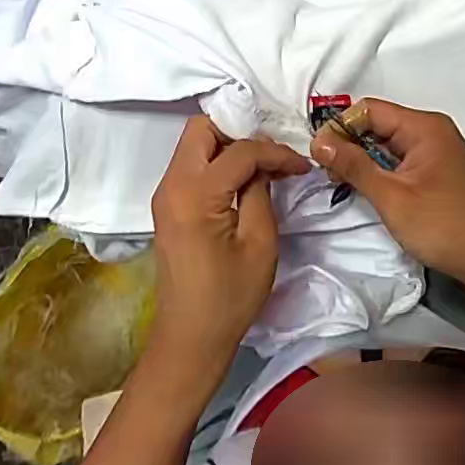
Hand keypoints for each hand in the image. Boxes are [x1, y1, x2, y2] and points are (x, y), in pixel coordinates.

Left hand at [148, 116, 309, 363]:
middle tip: (271, 152)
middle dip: (239, 130)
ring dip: (226, 143)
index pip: (238, 150)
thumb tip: (264, 164)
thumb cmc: (230, 296)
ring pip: (193, 143)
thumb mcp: (259, 243)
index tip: (299, 165)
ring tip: (262, 163)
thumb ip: (260, 192)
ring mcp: (165, 193)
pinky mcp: (166, 204)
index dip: (273, 152)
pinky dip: (215, 160)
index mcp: (195, 194)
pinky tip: (241, 177)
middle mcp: (172, 184)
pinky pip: (189, 164)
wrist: (190, 335)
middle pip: (201, 129)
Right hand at [308, 98, 464, 277]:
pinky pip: (398, 158)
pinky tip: (367, 187)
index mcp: (424, 127)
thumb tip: (317, 142)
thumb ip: (352, 165)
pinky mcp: (435, 169)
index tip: (320, 155)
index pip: (368, 110)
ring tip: (343, 183)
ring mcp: (435, 150)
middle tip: (329, 173)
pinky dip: (379, 169)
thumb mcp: (390, 196)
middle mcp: (431, 130)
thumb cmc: (442, 226)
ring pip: (385, 142)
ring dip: (362, 159)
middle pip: (376, 123)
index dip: (340, 128)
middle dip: (349, 144)